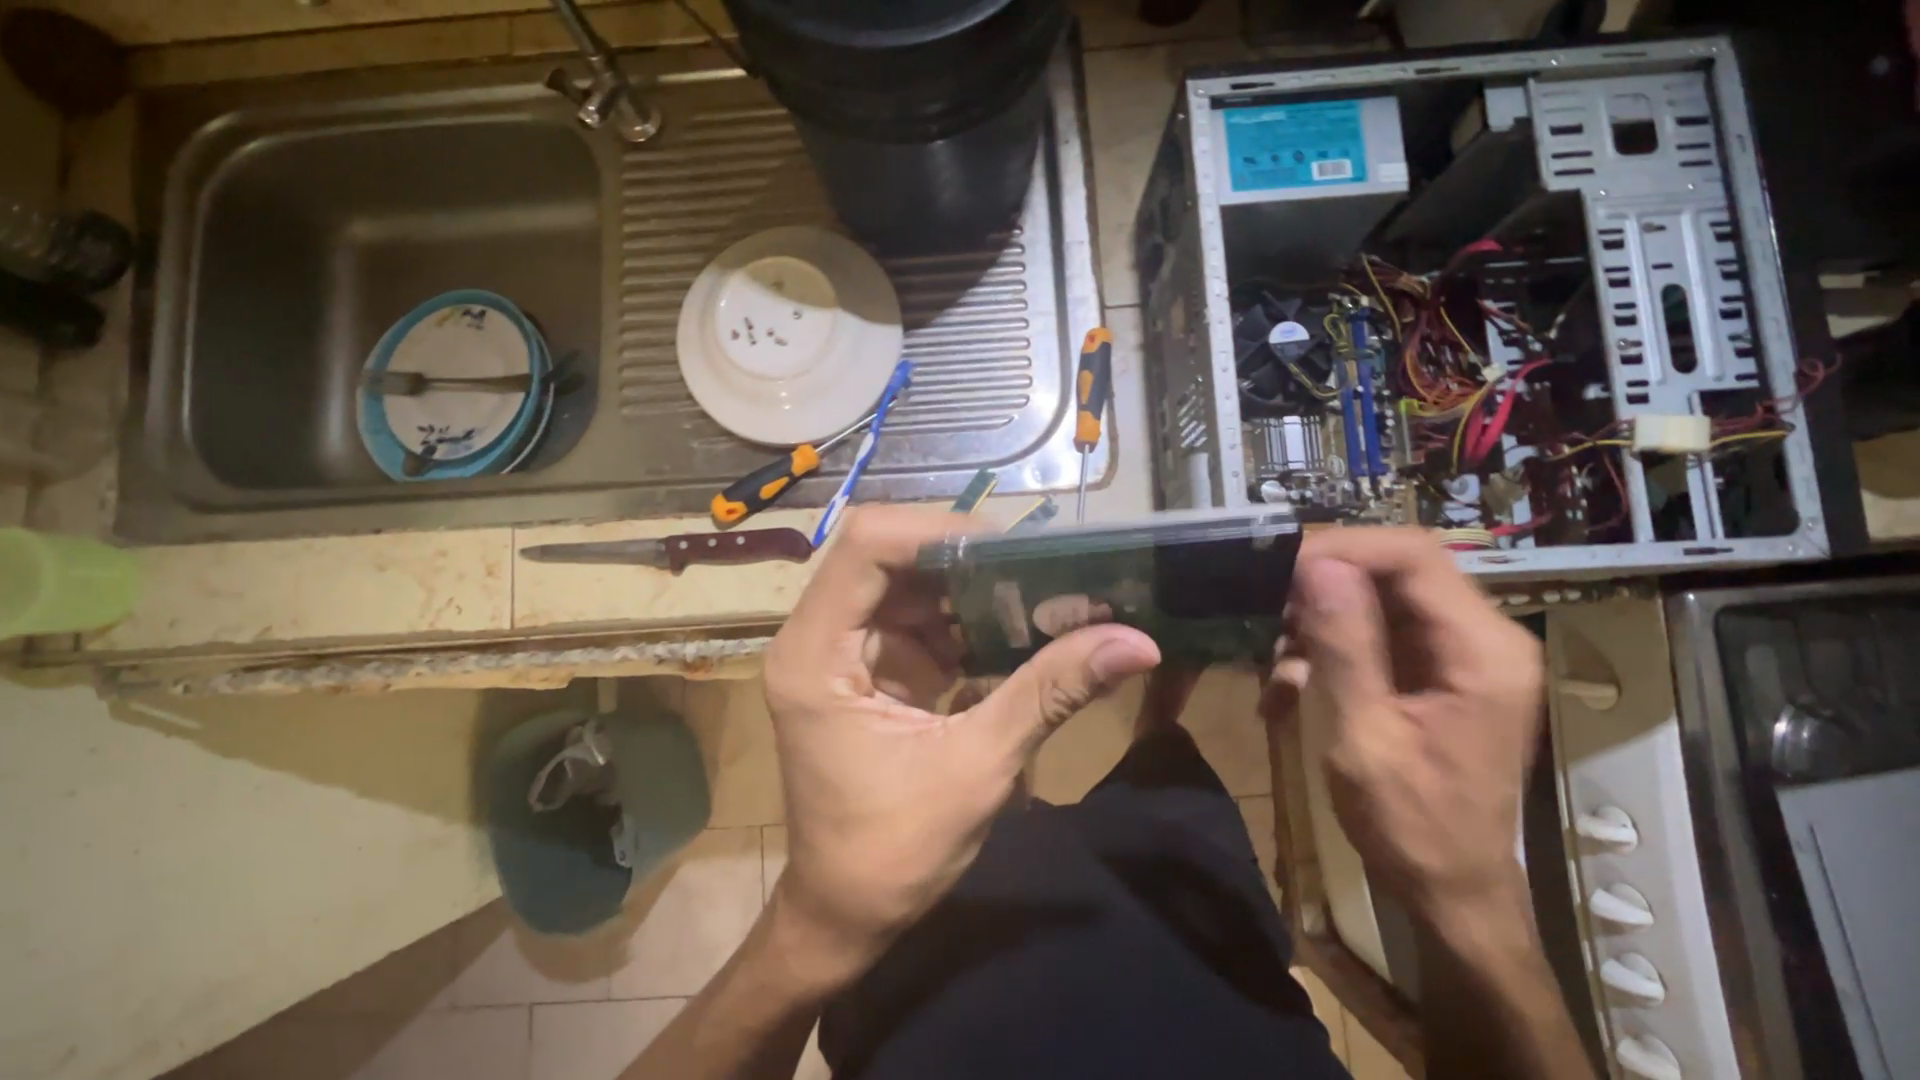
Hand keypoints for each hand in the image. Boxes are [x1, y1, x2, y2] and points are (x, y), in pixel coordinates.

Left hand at [762, 507, 1161, 977]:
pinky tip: (1015, 631)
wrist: (846, 912)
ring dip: (970, 588)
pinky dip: (964, 620)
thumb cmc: (893, 852)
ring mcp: (839, 652)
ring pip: (906, 583)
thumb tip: (1136, 640)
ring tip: (1041, 594)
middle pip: (887, 557)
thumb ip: (1049, 692)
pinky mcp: (865, 669)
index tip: (1014, 552)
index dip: (938, 531)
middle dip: (965, 558)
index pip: (865, 547)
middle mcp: (816, 639)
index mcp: (816, 656)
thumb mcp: (978, 767)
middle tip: (1041, 571)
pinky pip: (916, 619)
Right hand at [1288, 528, 1543, 925]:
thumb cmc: (1411, 823)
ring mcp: (1460, 654)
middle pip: (1397, 570)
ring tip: (1268, 649)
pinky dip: (1329, 645)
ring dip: (1319, 615)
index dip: (1342, 548)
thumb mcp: (1365, 736)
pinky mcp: (1437, 672)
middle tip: (1261, 601)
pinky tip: (1287, 680)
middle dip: (1322, 580)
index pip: (1413, 556)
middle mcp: (1481, 637)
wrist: (1450, 889)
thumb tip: (1316, 566)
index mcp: (1481, 648)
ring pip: (1380, 598)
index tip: (1277, 566)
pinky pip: (1378, 632)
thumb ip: (1344, 646)